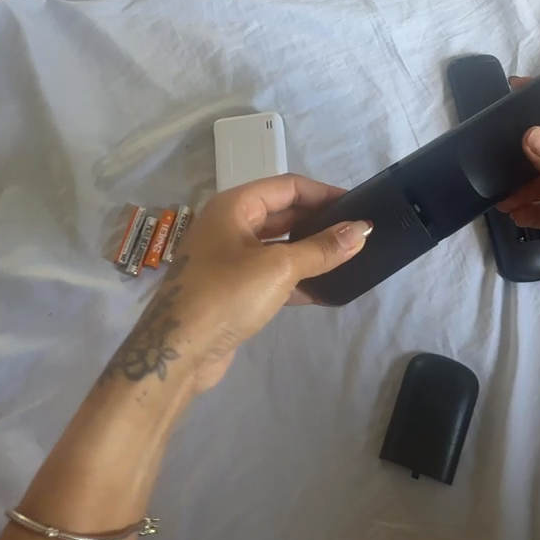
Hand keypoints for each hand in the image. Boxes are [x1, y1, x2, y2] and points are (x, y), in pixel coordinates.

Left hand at [120, 175, 370, 393]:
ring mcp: (227, 258)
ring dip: (309, 251)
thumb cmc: (227, 294)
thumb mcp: (280, 267)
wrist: (177, 352)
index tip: (356, 204)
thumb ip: (323, 248)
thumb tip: (362, 230)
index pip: (288, 187)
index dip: (323, 193)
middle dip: (318, 222)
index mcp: (234, 206)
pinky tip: (323, 291)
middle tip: (355, 232)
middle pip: (282, 213)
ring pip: (278, 245)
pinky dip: (296, 278)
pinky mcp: (231, 288)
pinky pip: (271, 273)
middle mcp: (229, 225)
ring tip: (345, 258)